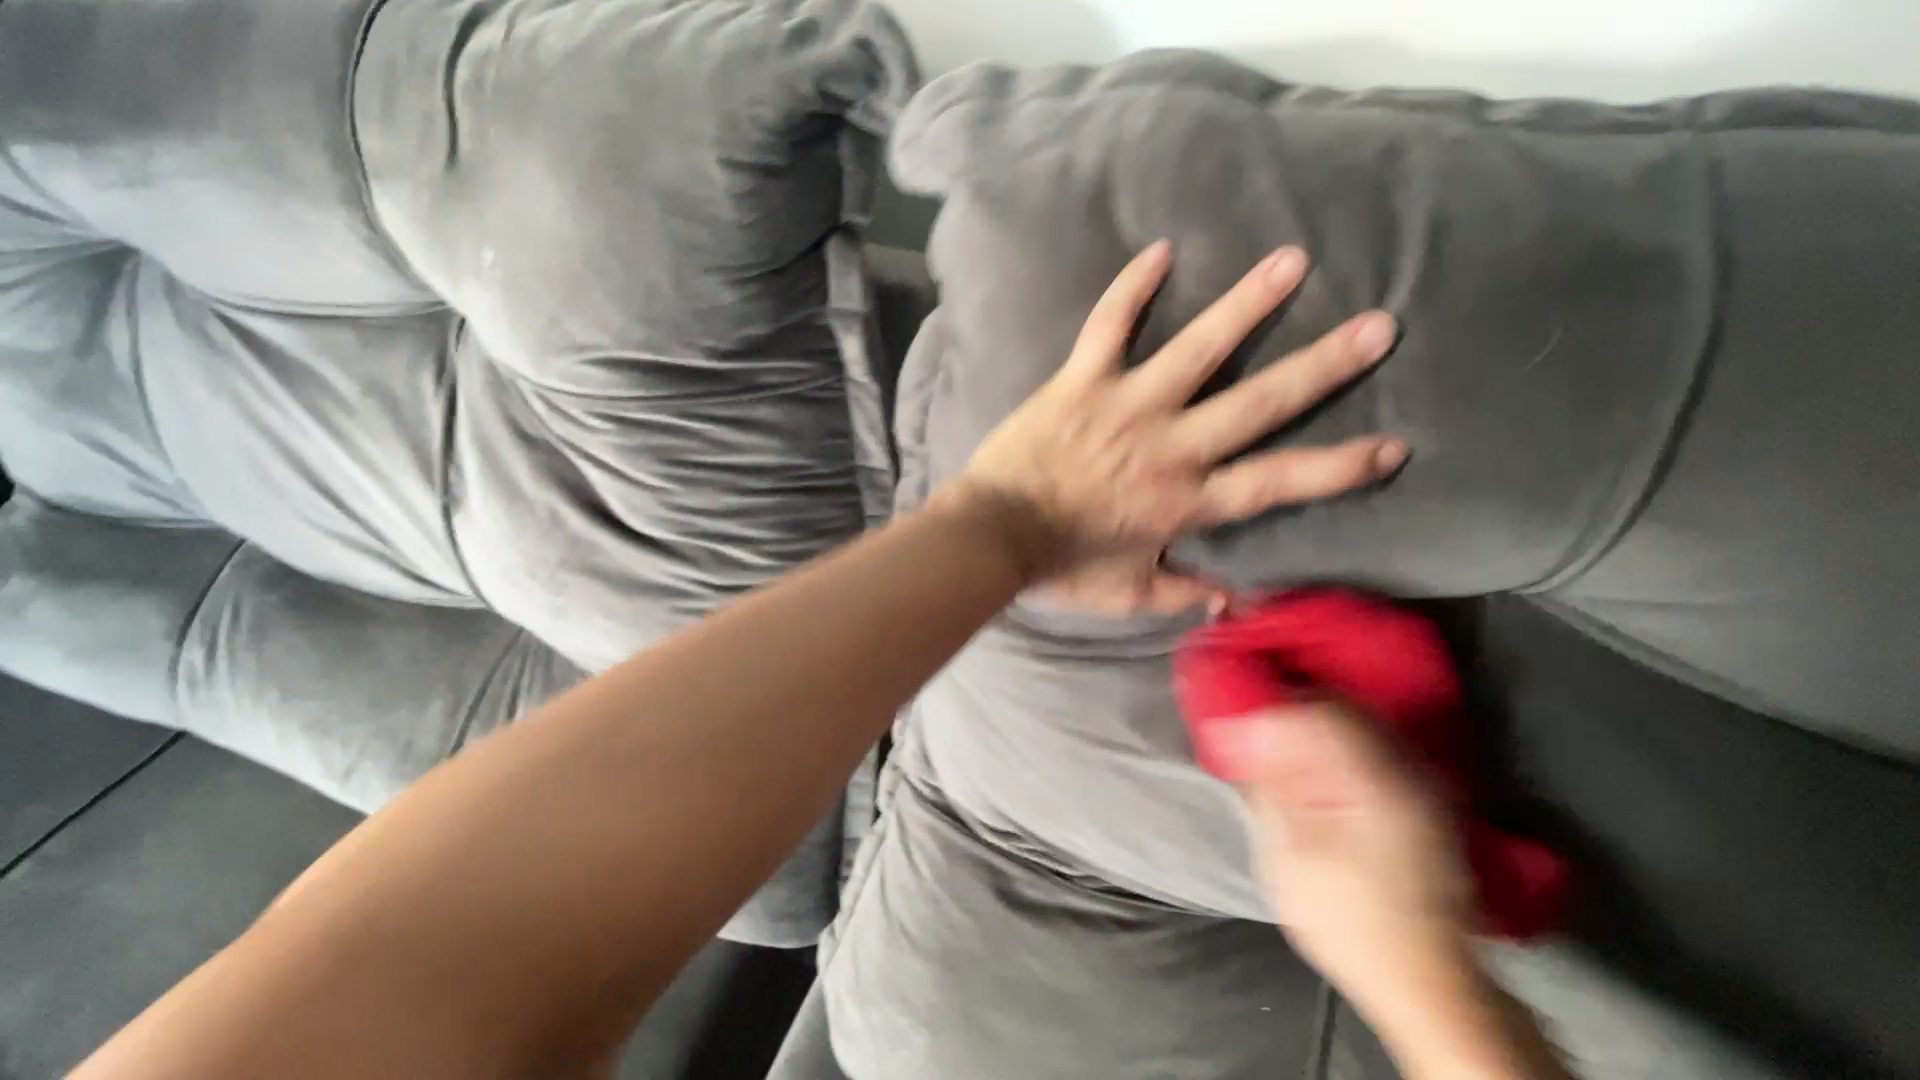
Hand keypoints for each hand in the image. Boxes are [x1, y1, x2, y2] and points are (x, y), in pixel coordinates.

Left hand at [957, 241, 1407, 594]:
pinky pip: (1109, 326)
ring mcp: (1127, 406)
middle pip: (1258, 403)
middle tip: (1377, 326)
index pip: (1277, 481)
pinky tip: (1162, 249)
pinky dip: (1130, 289)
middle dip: (1322, 367)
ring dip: (1246, 305)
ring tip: (1292, 261)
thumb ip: (1184, 592)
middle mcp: (1171, 447)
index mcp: (1187, 501)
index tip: (1394, 445)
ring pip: (1196, 350)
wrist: (992, 536)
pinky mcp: (1082, 381)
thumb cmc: (1063, 566)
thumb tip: (1235, 601)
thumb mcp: (1129, 593)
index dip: (1338, 466)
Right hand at [1230, 703, 1477, 1024]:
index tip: (1238, 720)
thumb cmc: (1350, 923)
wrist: (1427, 982)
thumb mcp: (1292, 858)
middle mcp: (1407, 769)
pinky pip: (1376, 748)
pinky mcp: (1427, 802)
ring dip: (1317, 726)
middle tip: (1254, 730)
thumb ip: (1272, 784)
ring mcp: (1424, 785)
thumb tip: (1249, 727)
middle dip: (1294, 709)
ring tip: (1279, 748)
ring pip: (1363, 725)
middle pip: (1346, 709)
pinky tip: (1318, 771)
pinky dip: (1340, 747)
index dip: (1273, 705)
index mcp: (1374, 780)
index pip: (1321, 709)